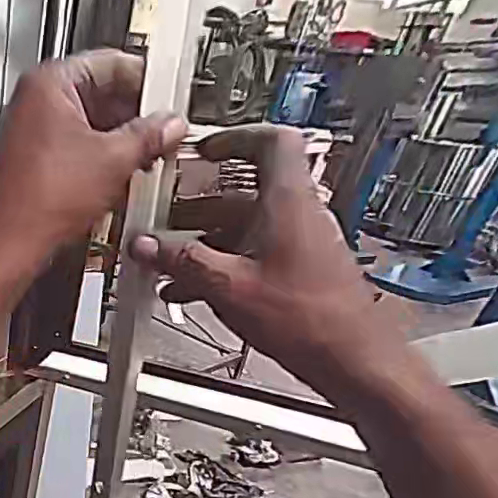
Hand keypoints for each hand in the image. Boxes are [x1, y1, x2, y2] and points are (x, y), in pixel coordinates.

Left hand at [0, 51, 184, 290]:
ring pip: (85, 124)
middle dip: (133, 116)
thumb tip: (168, 125)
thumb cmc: (41, 201)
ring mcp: (27, 132)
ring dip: (117, 140)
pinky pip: (71, 148)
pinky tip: (116, 177)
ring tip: (143, 158)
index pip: (111, 63)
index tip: (167, 99)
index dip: (147, 81)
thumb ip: (148, 136)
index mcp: (48, 83)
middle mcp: (32, 102)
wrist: (10, 244)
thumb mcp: (114, 161)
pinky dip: (96, 158)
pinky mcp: (29, 161)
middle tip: (161, 133)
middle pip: (98, 93)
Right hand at [129, 125, 411, 396]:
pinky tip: (192, 289)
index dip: (234, 138)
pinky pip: (251, 254)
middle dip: (196, 207)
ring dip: (203, 242)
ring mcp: (298, 243)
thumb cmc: (309, 319)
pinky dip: (221, 264)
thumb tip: (148, 246)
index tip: (203, 150)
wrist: (349, 359)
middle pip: (242, 192)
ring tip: (169, 263)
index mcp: (288, 202)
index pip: (271, 141)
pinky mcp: (297, 269)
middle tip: (163, 221)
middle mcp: (297, 215)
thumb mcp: (229, 286)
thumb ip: (183, 261)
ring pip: (242, 228)